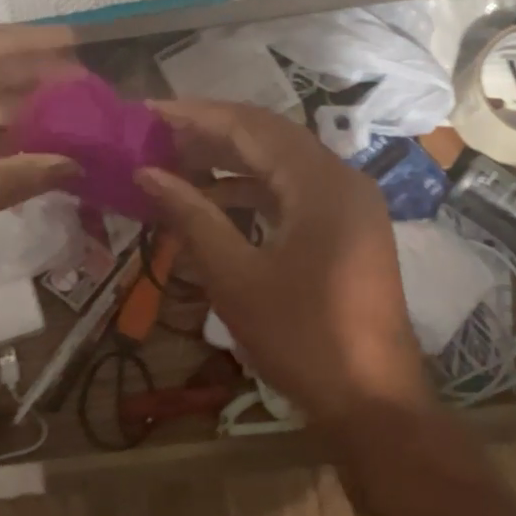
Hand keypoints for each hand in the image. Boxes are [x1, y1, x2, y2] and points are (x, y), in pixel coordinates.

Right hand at [135, 100, 431, 421]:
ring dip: (228, 162)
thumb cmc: (301, 339)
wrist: (372, 402)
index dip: (193, 116)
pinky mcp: (348, 230)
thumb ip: (191, 217)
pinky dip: (252, 191)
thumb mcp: (235, 277)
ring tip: (173, 165)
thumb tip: (146, 173)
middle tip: (152, 135)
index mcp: (321, 183)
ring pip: (281, 163)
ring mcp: (350, 205)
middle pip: (268, 137)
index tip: (144, 113)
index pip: (249, 126)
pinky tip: (214, 201)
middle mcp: (343, 180)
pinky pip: (294, 192)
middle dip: (208, 134)